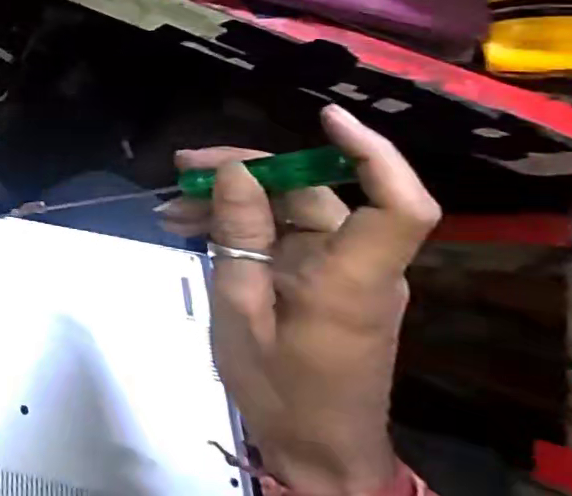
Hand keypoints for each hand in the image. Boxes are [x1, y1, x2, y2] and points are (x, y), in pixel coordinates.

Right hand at [160, 106, 439, 495]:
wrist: (317, 455)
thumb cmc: (281, 392)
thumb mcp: (241, 312)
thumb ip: (240, 236)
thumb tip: (236, 171)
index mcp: (353, 278)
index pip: (397, 205)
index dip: (372, 152)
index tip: (326, 116)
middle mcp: (360, 263)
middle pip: (311, 189)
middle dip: (243, 170)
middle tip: (183, 169)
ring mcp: (344, 268)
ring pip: (289, 205)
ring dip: (231, 198)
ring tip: (173, 205)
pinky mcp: (327, 276)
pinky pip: (285, 230)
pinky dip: (241, 222)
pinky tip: (191, 224)